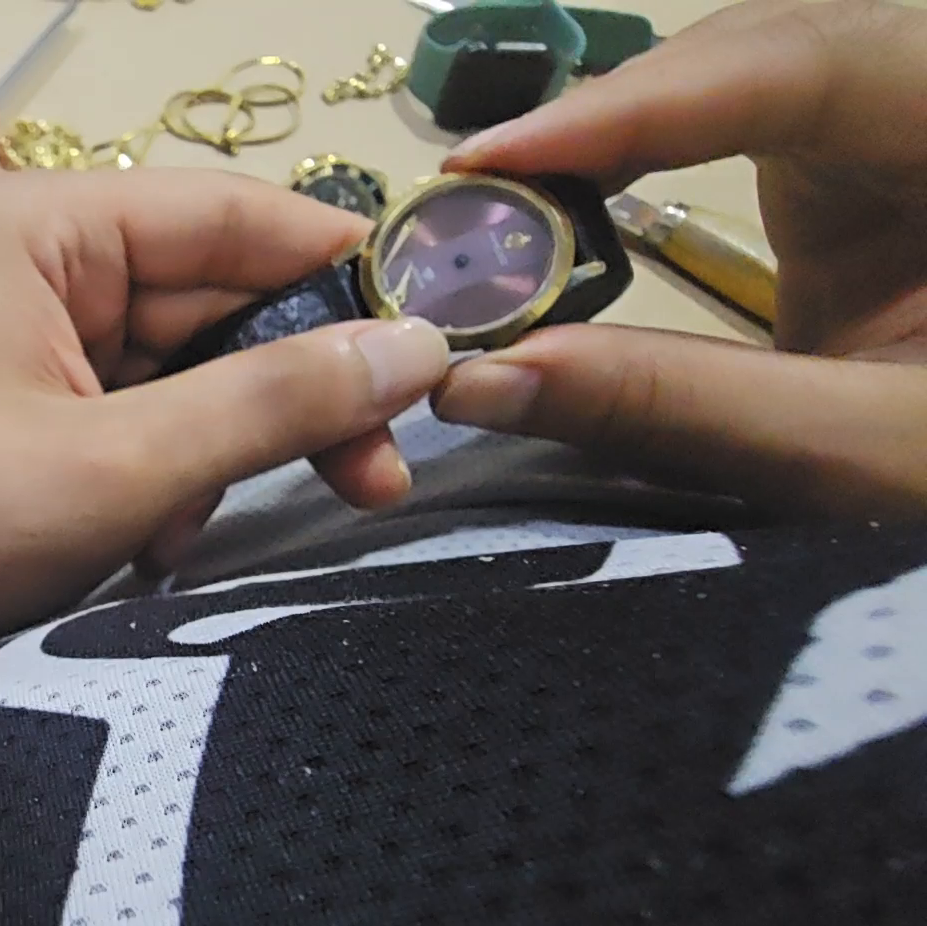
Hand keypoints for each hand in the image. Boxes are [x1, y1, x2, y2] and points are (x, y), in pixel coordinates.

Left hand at [0, 168, 450, 729]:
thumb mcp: (123, 467)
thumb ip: (272, 402)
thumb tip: (417, 348)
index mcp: (40, 230)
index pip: (228, 218)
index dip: (336, 273)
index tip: (433, 335)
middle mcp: (35, 264)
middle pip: (211, 307)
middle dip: (278, 400)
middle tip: (374, 477)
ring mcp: (31, 336)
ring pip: (182, 377)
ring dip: (208, 462)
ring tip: (173, 537)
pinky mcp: (31, 401)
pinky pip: (137, 420)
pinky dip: (161, 482)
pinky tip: (140, 542)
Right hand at [434, 0, 926, 517]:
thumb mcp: (850, 453)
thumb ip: (668, 408)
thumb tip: (473, 381)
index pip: (814, 66)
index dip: (632, 107)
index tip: (480, 165)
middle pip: (768, 40)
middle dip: (607, 109)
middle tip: (473, 188)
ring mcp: (906, 122)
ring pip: (746, 65)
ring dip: (610, 123)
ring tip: (500, 192)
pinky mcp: (859, 158)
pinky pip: (736, 113)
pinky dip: (633, 148)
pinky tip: (567, 189)